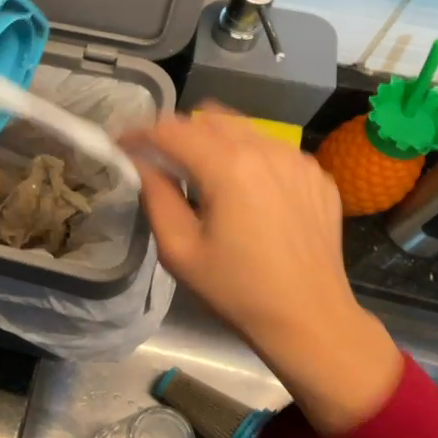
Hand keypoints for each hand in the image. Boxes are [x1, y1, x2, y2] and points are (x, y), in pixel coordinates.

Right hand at [126, 107, 401, 435]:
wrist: (310, 319)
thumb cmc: (236, 290)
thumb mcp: (179, 250)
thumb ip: (155, 196)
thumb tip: (141, 163)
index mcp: (229, 168)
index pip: (172, 130)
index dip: (140, 133)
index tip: (120, 144)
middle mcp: (267, 150)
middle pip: (209, 118)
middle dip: (178, 132)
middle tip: (158, 159)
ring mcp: (298, 160)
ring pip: (243, 129)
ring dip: (214, 142)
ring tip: (200, 175)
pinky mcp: (317, 176)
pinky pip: (272, 150)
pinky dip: (248, 159)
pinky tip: (244, 194)